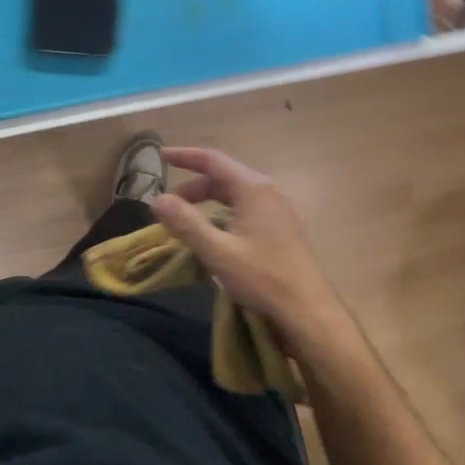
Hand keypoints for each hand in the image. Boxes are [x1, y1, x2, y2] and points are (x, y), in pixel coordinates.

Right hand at [151, 148, 349, 349]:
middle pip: (224, 177)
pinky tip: (217, 232)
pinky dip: (225, 211)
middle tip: (168, 205)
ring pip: (236, 193)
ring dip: (209, 200)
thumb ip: (186, 223)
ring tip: (187, 219)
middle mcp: (268, 191)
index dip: (185, 156)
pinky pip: (248, 207)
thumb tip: (157, 199)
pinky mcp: (284, 226)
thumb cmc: (263, 277)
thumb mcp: (218, 252)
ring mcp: (279, 208)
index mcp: (253, 188)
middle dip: (193, 187)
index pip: (213, 160)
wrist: (308, 309)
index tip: (161, 156)